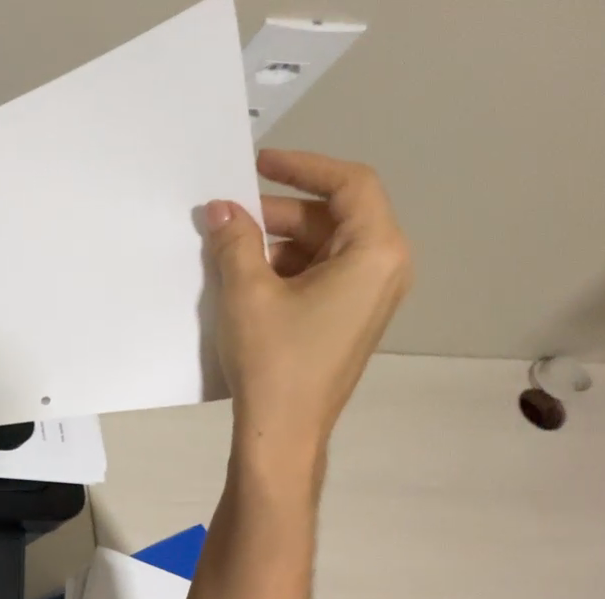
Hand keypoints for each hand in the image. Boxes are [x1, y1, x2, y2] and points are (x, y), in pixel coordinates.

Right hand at [204, 149, 412, 466]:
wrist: (284, 429)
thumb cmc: (274, 358)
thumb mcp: (247, 294)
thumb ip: (235, 244)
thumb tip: (220, 208)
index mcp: (376, 251)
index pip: (350, 186)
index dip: (303, 167)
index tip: (258, 164)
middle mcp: (384, 266)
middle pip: (333, 217)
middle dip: (278, 213)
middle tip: (227, 217)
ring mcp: (367, 295)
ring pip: (321, 248)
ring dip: (275, 243)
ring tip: (226, 251)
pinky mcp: (345, 318)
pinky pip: (317, 275)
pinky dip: (282, 269)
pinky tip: (242, 281)